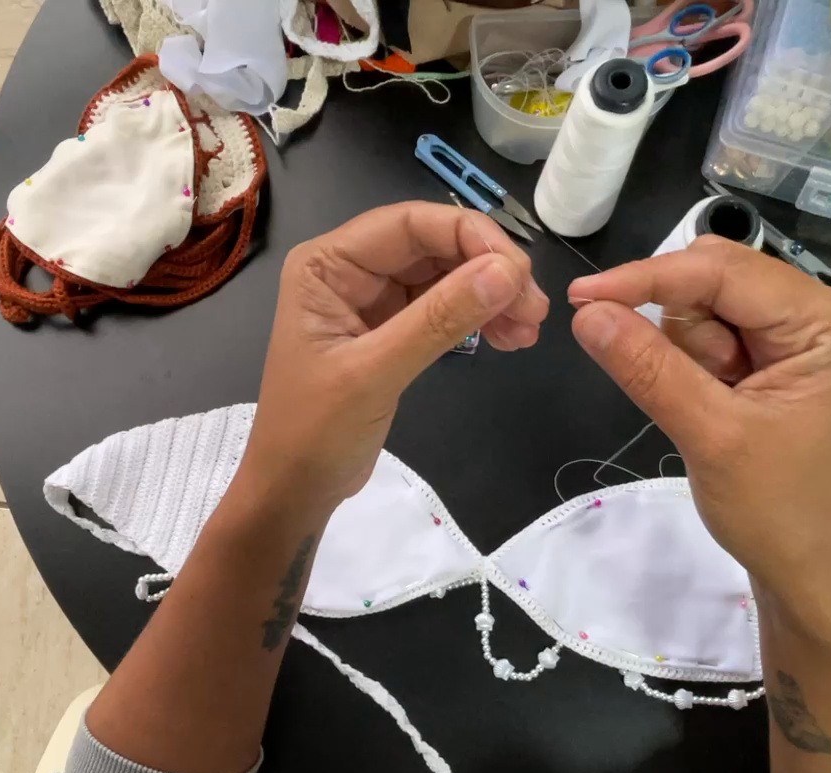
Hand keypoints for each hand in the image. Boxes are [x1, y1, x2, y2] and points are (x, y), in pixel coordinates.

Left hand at [237, 202, 547, 518]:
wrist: (295, 490)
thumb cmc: (315, 432)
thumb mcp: (375, 372)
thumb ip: (439, 320)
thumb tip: (507, 273)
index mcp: (328, 265)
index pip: (410, 223)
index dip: (472, 236)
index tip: (519, 273)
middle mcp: (349, 272)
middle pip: (433, 247)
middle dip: (487, 270)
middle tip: (535, 309)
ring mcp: (371, 304)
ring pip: (443, 279)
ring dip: (489, 297)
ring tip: (528, 330)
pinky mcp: (389, 334)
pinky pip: (441, 312)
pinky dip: (475, 321)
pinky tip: (508, 338)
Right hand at [566, 236, 830, 624]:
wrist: (807, 571)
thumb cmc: (775, 509)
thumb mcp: (708, 436)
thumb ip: (648, 369)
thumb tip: (586, 315)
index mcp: (826, 321)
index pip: (724, 272)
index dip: (648, 279)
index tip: (580, 297)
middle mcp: (819, 315)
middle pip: (716, 282)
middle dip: (679, 331)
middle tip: (690, 393)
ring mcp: (797, 341)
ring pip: (707, 313)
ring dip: (687, 357)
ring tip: (711, 414)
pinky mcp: (775, 366)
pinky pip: (711, 343)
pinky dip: (692, 370)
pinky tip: (710, 409)